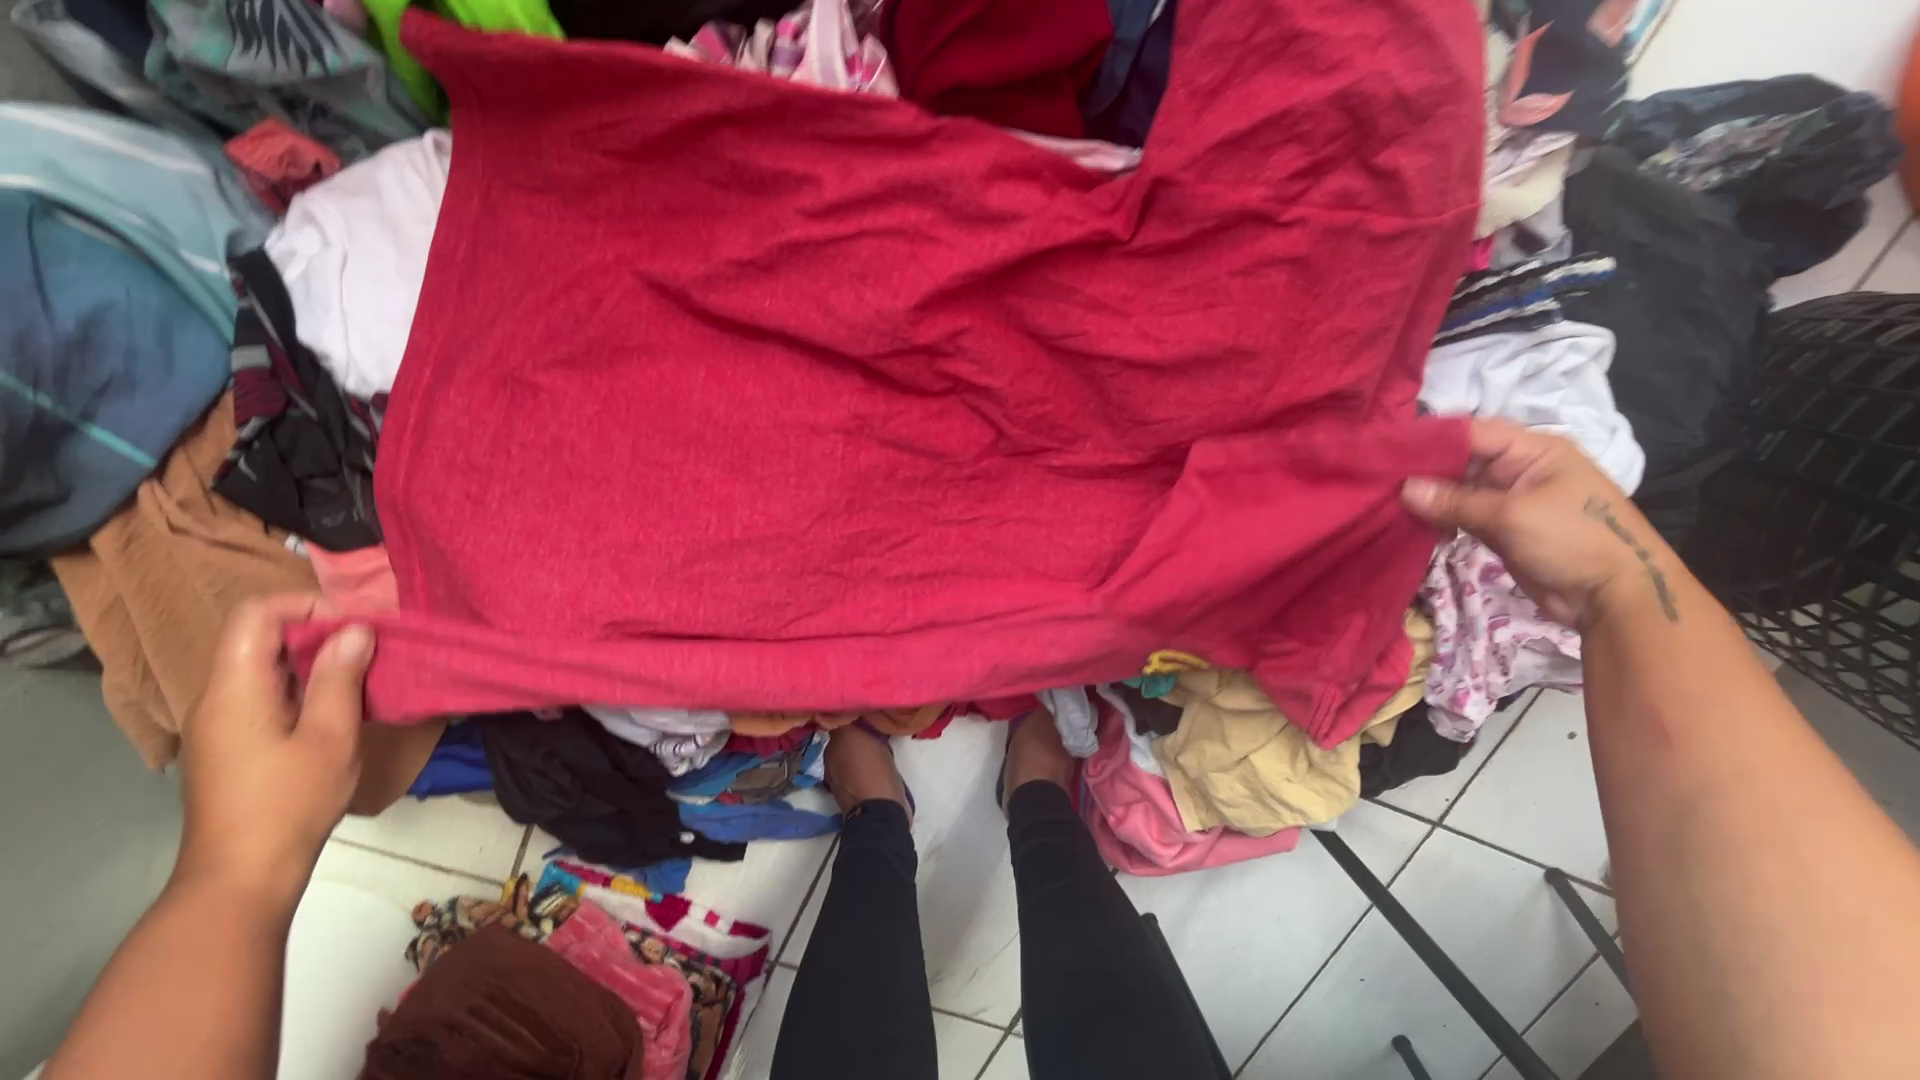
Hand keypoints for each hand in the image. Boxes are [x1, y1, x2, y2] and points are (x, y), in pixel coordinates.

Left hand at [175, 594, 374, 898]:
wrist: (242, 874)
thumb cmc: (289, 801)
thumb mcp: (330, 736)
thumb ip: (340, 678)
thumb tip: (356, 629)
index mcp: (236, 687)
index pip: (256, 613)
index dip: (306, 604)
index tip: (356, 623)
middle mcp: (218, 696)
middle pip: (260, 636)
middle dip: (319, 631)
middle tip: (372, 647)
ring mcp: (222, 721)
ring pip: (266, 666)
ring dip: (316, 661)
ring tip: (364, 675)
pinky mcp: (233, 742)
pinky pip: (265, 693)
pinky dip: (304, 686)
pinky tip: (339, 709)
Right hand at [1401, 419, 1681, 629]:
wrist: (1614, 596)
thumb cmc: (1573, 540)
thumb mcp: (1512, 515)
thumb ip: (1454, 501)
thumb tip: (1403, 489)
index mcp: (1533, 450)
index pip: (1472, 432)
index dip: (1431, 437)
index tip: (1387, 447)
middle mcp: (1519, 469)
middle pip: (1461, 459)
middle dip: (1422, 468)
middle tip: (1377, 475)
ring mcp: (1509, 499)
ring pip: (1457, 489)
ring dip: (1426, 495)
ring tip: (1383, 497)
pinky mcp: (1501, 528)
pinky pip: (1461, 514)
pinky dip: (1438, 517)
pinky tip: (1407, 520)